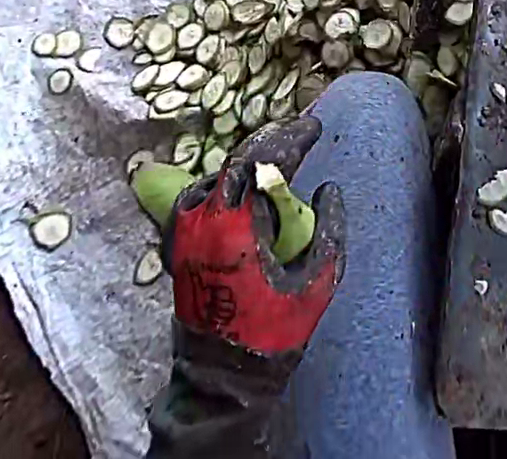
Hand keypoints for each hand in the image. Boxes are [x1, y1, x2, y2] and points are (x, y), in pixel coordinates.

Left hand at [164, 116, 345, 355]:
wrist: (220, 379)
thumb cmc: (272, 333)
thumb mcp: (315, 285)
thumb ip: (330, 232)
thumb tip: (327, 190)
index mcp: (234, 227)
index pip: (262, 162)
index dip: (291, 139)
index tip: (314, 128)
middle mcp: (202, 219)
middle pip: (238, 160)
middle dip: (273, 142)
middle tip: (301, 134)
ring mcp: (184, 229)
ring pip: (219, 173)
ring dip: (250, 160)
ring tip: (279, 153)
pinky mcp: (177, 241)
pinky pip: (201, 193)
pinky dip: (227, 180)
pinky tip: (244, 183)